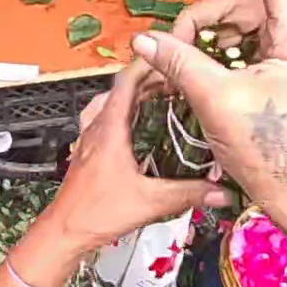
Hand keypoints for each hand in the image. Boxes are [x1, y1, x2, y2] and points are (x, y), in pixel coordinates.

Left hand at [36, 60, 228, 254]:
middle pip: (121, 89)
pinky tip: (133, 127)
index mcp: (110, 129)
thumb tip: (222, 192)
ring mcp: (89, 139)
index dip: (149, 64)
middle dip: (149, 79)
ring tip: (158, 96)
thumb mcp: (150, 202)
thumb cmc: (96, 213)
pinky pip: (103, 121)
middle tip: (177, 79)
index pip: (127, 81)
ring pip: (109, 103)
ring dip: (133, 95)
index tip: (173, 55)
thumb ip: (188, 194)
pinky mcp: (87, 153)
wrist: (63, 232)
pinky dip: (121, 114)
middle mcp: (97, 128)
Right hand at [133, 0, 286, 217]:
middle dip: (202, 17)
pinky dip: (213, 50)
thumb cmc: (270, 153)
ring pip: (237, 18)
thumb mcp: (217, 102)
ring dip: (203, 36)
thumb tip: (142, 39)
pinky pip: (239, 40)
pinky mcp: (278, 64)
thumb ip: (179, 63)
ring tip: (184, 68)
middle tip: (174, 50)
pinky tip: (197, 72)